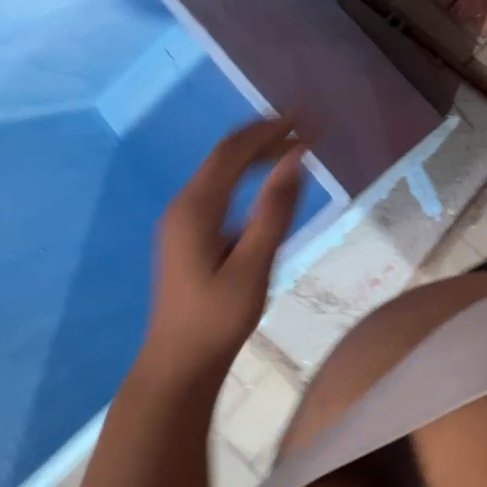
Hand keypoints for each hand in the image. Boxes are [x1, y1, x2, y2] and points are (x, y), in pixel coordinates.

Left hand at [143, 117, 309, 380]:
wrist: (178, 367)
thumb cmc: (217, 321)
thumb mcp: (253, 267)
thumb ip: (274, 212)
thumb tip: (295, 161)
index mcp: (196, 208)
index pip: (235, 150)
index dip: (271, 130)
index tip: (308, 120)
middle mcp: (184, 204)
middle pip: (226, 154)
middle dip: (267, 136)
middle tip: (307, 130)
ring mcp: (182, 219)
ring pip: (222, 170)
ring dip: (258, 153)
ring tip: (295, 148)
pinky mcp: (188, 234)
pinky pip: (220, 187)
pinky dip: (248, 173)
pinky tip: (270, 183)